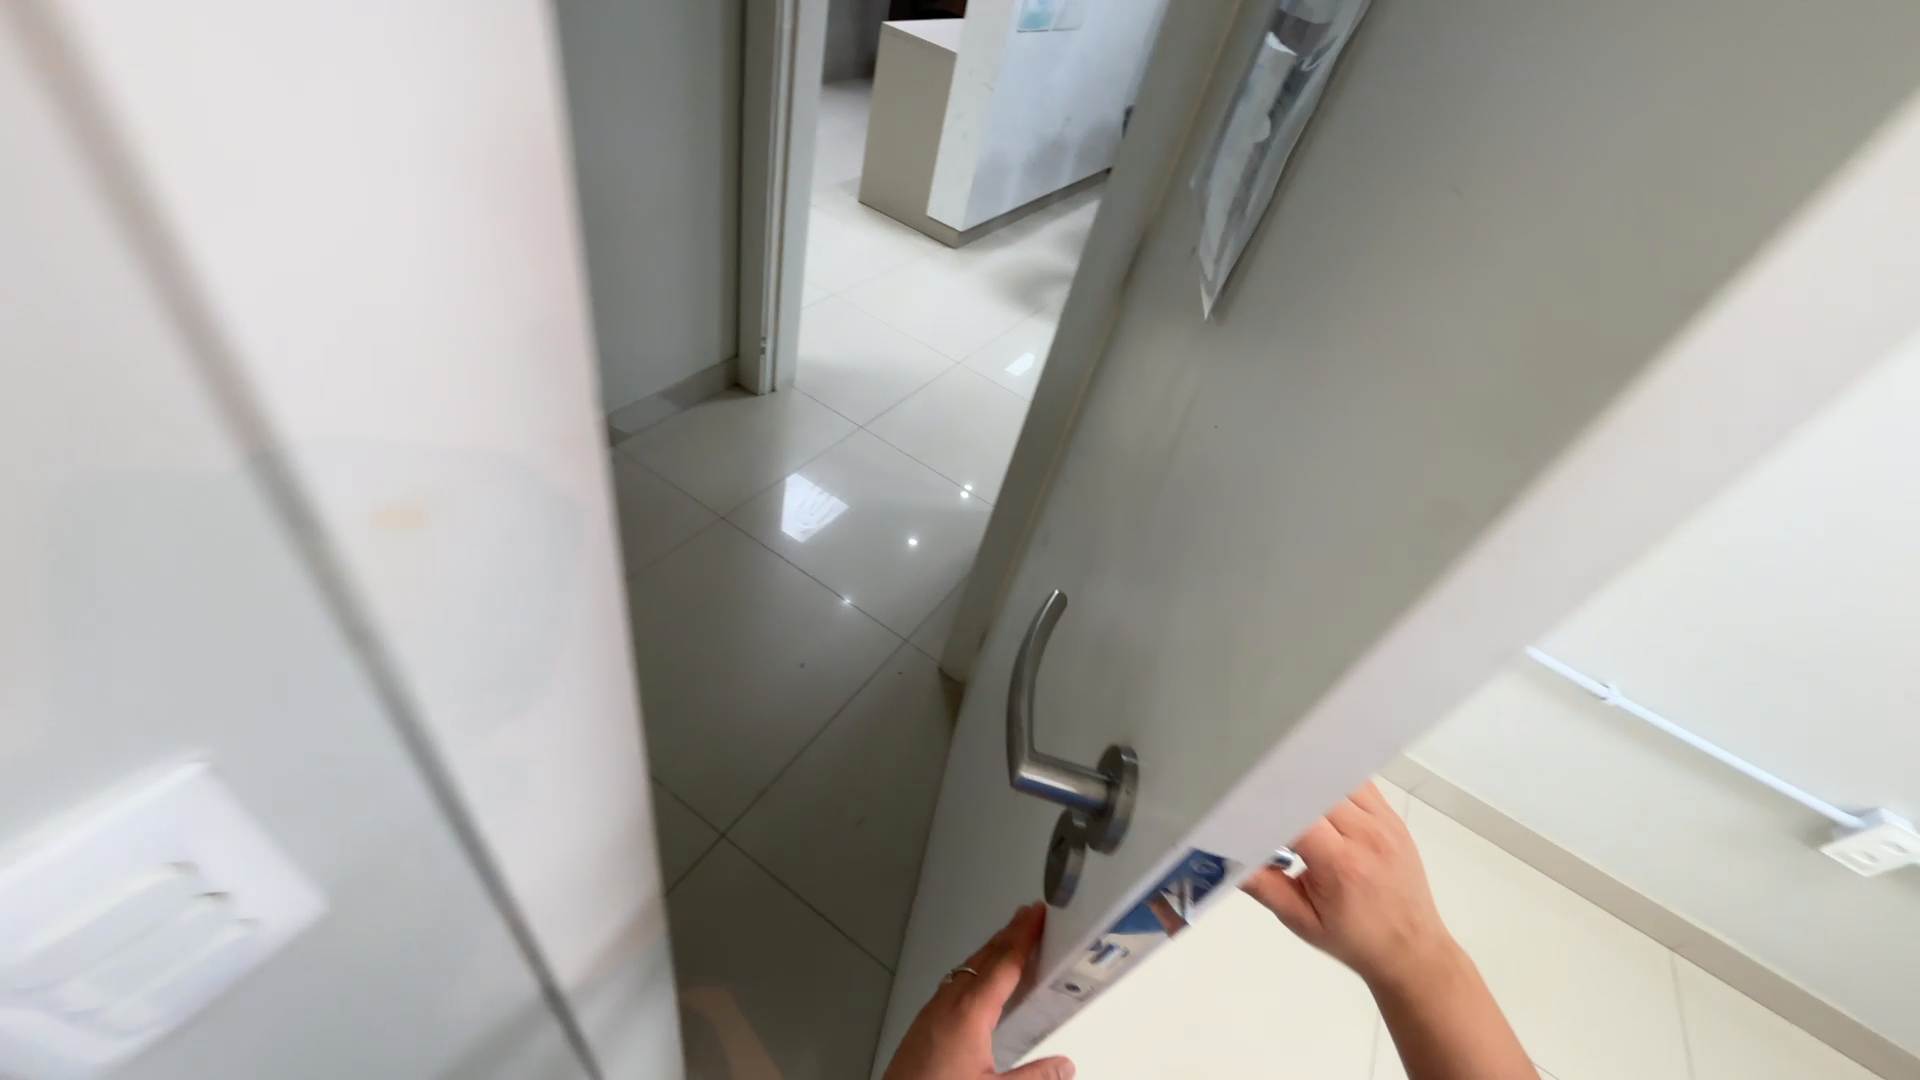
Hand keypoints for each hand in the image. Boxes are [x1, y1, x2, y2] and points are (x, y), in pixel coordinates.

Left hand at [881, 903, 1075, 1079]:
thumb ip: (1033, 1077)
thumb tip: (1064, 1065)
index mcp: (970, 1011)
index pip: (1005, 963)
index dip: (1024, 935)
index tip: (1038, 913)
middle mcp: (950, 1001)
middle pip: (986, 956)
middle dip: (1010, 932)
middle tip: (1030, 914)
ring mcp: (934, 1007)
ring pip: (969, 965)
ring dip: (993, 948)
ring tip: (1011, 938)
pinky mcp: (925, 1019)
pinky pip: (957, 978)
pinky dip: (977, 965)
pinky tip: (981, 976)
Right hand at [1242, 782, 1456, 989]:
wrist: (1413, 951)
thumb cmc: (1353, 939)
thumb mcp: (1300, 920)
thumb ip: (1262, 885)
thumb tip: (1223, 855)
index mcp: (1342, 864)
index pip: (1298, 813)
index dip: (1268, 803)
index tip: (1242, 801)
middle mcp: (1367, 835)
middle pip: (1314, 787)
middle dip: (1283, 788)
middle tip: (1256, 793)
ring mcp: (1384, 822)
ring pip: (1335, 777)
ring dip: (1307, 782)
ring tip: (1285, 792)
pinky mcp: (1392, 816)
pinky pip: (1356, 782)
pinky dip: (1330, 783)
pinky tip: (1315, 794)